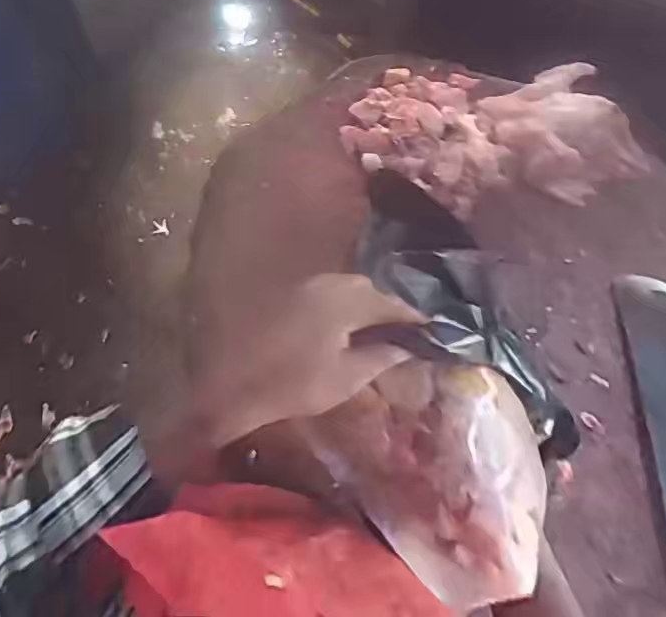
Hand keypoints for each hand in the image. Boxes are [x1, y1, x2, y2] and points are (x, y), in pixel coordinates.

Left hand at [191, 273, 423, 446]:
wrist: (228, 377)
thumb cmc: (290, 383)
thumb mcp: (344, 378)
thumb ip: (379, 356)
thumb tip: (407, 346)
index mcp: (346, 299)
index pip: (393, 302)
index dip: (416, 318)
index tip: (437, 331)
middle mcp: (329, 281)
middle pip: (372, 290)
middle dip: (392, 309)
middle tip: (411, 333)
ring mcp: (307, 283)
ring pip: (350, 290)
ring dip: (368, 307)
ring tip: (385, 333)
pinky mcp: (291, 292)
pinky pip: (331, 294)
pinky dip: (346, 307)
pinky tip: (352, 328)